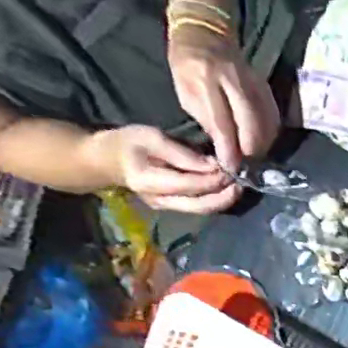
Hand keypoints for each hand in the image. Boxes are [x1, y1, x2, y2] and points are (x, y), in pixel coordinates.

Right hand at [82, 125, 238, 212]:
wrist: (107, 161)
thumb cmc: (127, 143)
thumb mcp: (151, 137)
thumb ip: (181, 153)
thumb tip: (212, 164)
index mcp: (152, 182)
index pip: (191, 185)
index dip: (213, 180)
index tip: (230, 169)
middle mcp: (162, 201)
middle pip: (200, 206)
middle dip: (224, 197)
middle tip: (241, 183)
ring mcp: (168, 207)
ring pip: (201, 209)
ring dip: (222, 200)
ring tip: (237, 186)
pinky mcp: (173, 207)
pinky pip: (198, 206)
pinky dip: (214, 199)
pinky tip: (225, 189)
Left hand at [168, 27, 279, 173]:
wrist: (205, 33)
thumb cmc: (188, 66)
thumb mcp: (186, 95)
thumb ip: (207, 123)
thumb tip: (226, 153)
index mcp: (206, 80)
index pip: (223, 125)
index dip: (229, 151)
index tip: (230, 169)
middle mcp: (234, 80)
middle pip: (251, 126)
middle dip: (249, 152)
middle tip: (244, 166)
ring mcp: (253, 82)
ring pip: (267, 125)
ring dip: (262, 146)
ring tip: (252, 157)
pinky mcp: (265, 87)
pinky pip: (274, 118)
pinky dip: (270, 135)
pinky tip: (262, 143)